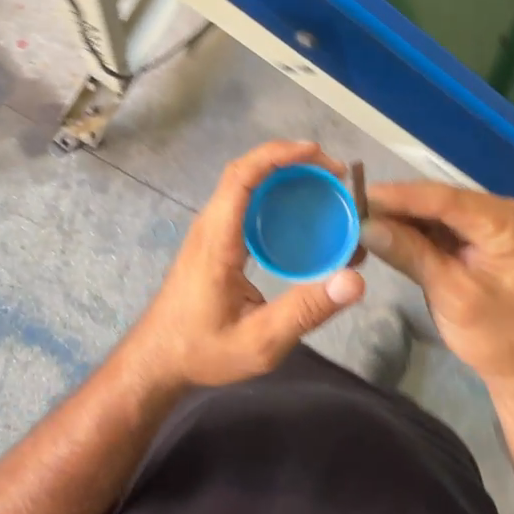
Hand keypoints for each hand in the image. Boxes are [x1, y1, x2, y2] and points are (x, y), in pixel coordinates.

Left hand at [119, 141, 365, 390]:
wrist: (158, 360)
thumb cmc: (203, 350)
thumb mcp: (260, 342)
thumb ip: (306, 311)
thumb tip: (355, 279)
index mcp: (217, 239)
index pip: (242, 176)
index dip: (278, 155)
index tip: (318, 153)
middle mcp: (210, 225)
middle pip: (245, 172)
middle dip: (289, 160)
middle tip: (334, 174)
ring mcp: (209, 231)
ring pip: (244, 184)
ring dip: (282, 175)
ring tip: (325, 187)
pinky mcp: (214, 241)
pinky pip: (244, 203)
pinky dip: (274, 195)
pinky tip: (301, 214)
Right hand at [360, 182, 513, 390]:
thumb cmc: (502, 336)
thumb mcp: (454, 296)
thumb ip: (411, 255)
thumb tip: (365, 226)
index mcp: (502, 221)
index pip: (442, 199)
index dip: (398, 196)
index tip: (356, 196)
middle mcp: (491, 213)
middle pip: (431, 201)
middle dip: (391, 206)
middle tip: (345, 209)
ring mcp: (478, 226)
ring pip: (425, 213)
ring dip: (392, 219)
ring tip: (352, 220)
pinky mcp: (465, 242)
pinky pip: (428, 228)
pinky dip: (403, 233)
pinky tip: (374, 234)